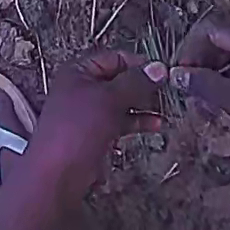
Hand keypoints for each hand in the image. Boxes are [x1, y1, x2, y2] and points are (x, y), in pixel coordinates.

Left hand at [17, 50, 161, 208]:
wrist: (58, 171)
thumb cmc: (78, 127)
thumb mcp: (108, 99)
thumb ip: (134, 83)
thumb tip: (159, 67)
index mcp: (78, 71)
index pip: (113, 58)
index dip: (138, 63)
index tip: (165, 72)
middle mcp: (82, 87)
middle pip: (119, 79)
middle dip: (143, 84)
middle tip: (171, 91)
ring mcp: (90, 110)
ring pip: (122, 101)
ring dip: (144, 104)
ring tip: (168, 108)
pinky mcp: (97, 131)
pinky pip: (121, 120)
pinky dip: (138, 121)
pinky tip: (157, 125)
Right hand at [172, 15, 229, 186]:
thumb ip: (204, 84)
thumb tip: (175, 74)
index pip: (214, 32)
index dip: (191, 50)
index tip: (180, 74)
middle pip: (226, 45)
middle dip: (203, 64)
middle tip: (189, 90)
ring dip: (218, 77)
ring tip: (206, 103)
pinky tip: (229, 107)